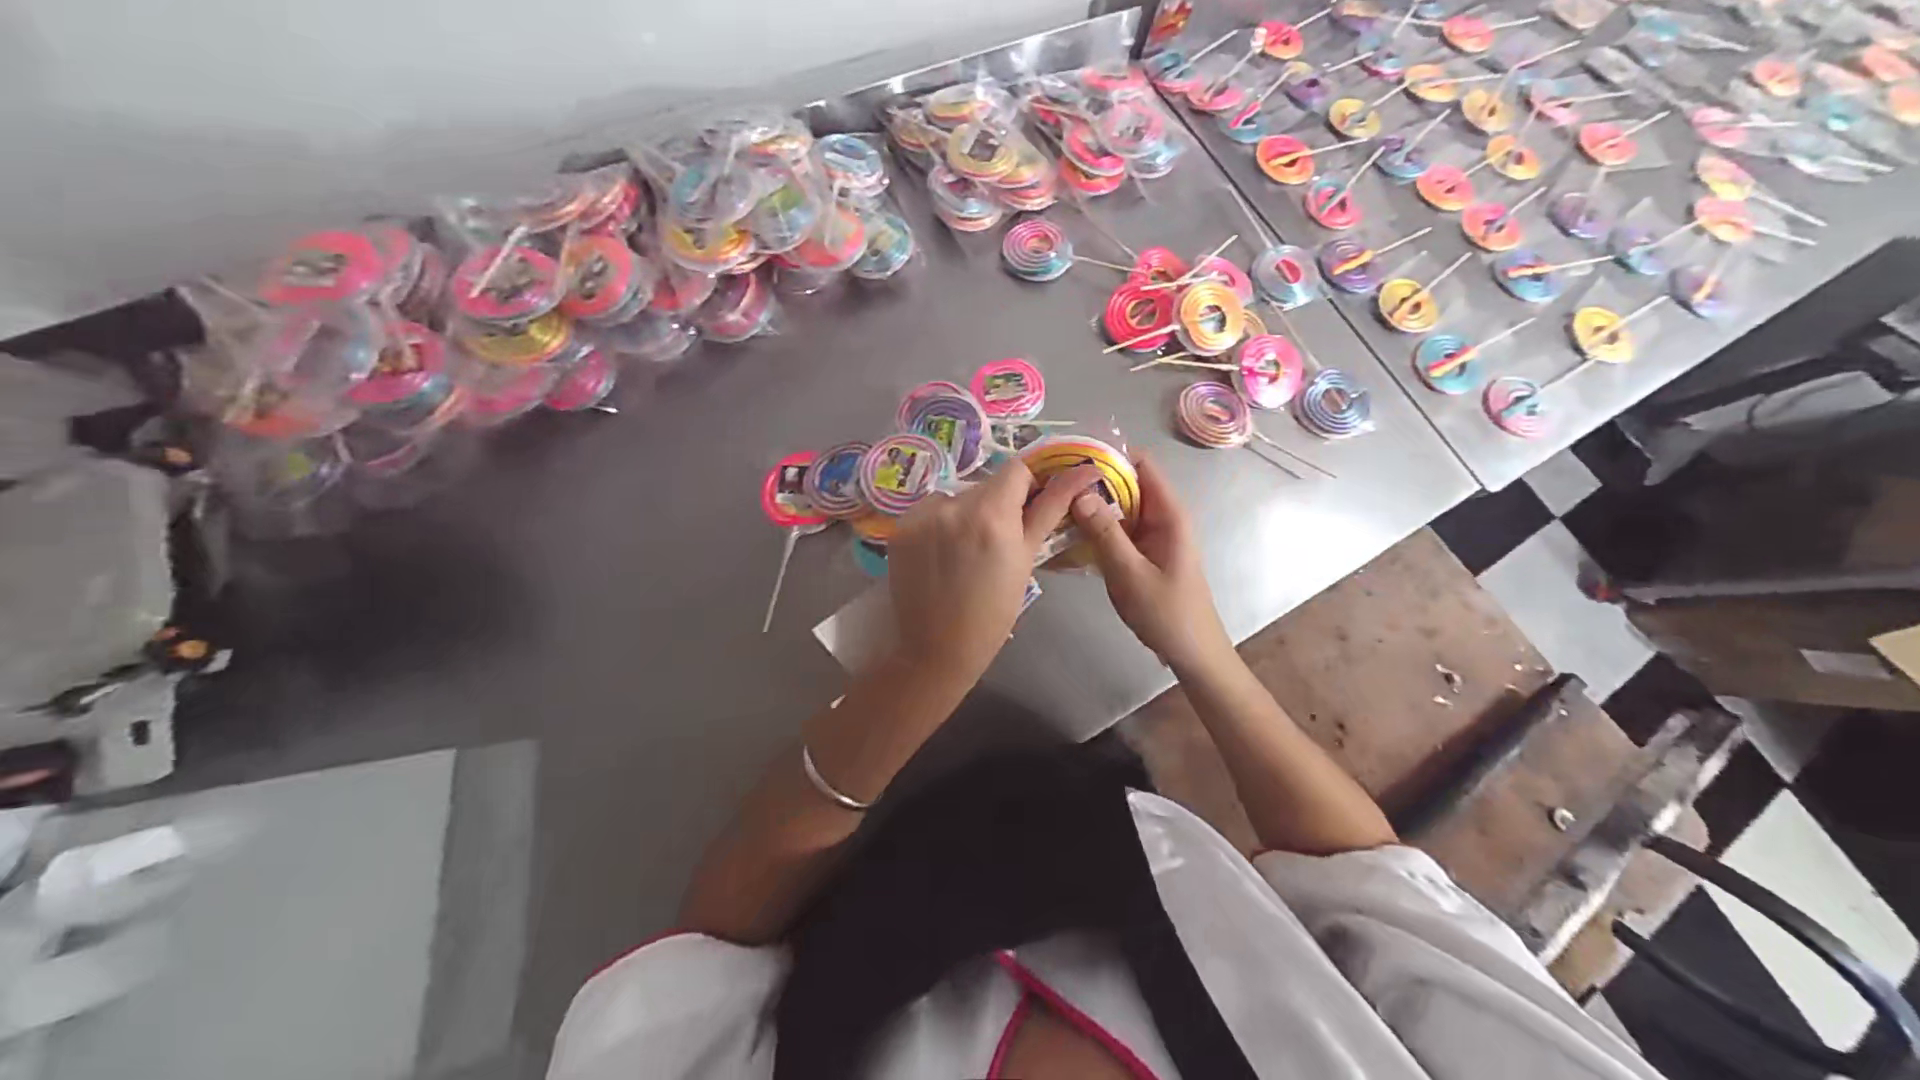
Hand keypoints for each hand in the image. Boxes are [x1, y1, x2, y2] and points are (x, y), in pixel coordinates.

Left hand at [889, 461, 1101, 685]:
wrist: (937, 648)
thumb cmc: (993, 611)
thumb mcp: (1025, 559)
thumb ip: (1049, 510)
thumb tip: (1083, 473)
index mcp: (991, 514)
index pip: (1017, 469)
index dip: (1028, 485)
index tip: (1028, 509)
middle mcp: (952, 505)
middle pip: (986, 485)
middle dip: (997, 504)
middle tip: (998, 542)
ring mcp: (921, 515)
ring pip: (957, 497)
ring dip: (967, 514)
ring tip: (965, 553)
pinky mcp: (900, 527)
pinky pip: (930, 511)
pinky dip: (940, 525)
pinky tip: (941, 556)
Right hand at [1070, 453, 1232, 673]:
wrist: (1191, 652)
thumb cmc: (1167, 613)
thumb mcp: (1130, 573)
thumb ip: (1104, 532)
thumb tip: (1078, 493)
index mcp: (1168, 514)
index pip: (1141, 464)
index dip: (1109, 454)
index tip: (1071, 456)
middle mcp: (1160, 517)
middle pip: (1125, 482)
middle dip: (1091, 479)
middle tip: (1051, 482)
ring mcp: (1150, 535)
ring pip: (1116, 506)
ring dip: (1089, 504)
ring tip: (1051, 502)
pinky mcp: (1140, 552)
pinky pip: (1115, 529)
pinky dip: (1093, 526)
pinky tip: (1065, 531)